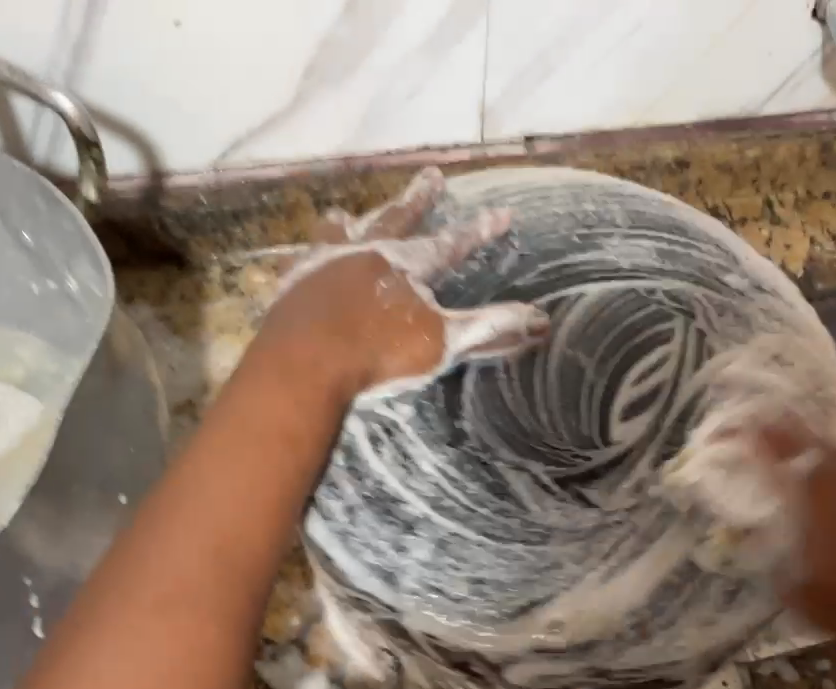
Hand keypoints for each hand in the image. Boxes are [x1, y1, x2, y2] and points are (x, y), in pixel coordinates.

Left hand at [249, 168, 549, 400]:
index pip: (452, 243)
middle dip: (419, 200)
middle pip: (397, 220)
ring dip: (350, 223)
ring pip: (340, 234)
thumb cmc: (380, 353)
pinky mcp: (293, 289)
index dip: (480, 231)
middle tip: (432, 175)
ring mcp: (324, 266)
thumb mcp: (444, 342)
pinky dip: (304, 259)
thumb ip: (491, 328)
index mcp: (406, 265)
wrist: (305, 365)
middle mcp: (365, 254)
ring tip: (346, 214)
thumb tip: (543, 321)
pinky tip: (296, 262)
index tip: (503, 213)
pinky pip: (299, 265)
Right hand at [751, 422, 835, 637]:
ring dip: (807, 441)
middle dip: (787, 428)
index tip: (736, 430)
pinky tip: (812, 469)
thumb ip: (773, 563)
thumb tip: (752, 544)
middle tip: (761, 418)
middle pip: (815, 448)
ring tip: (784, 431)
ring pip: (833, 458)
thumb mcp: (797, 593)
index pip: (785, 464)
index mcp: (818, 509)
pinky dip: (823, 461)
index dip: (761, 443)